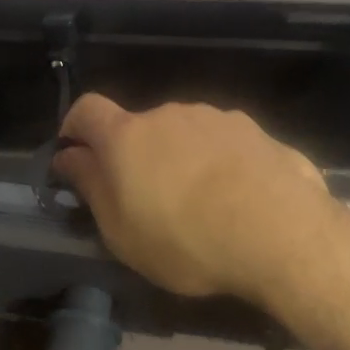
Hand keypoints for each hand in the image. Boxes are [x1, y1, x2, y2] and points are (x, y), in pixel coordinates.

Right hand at [52, 95, 334, 302]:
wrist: (281, 232)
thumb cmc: (186, 240)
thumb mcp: (122, 232)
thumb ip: (91, 187)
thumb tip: (69, 157)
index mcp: (128, 135)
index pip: (87, 110)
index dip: (75, 128)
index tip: (74, 153)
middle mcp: (169, 114)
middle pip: (141, 127)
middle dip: (138, 157)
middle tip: (148, 202)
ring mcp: (216, 118)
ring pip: (186, 135)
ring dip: (184, 160)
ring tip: (202, 208)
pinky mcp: (256, 131)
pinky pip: (226, 146)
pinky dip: (223, 166)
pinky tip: (240, 203)